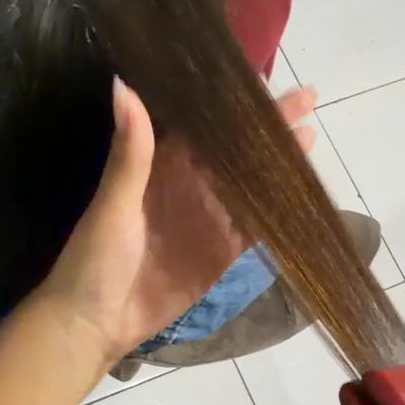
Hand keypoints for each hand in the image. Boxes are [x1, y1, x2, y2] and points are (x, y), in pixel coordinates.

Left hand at [30, 79, 315, 364]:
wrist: (93, 323)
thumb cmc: (94, 258)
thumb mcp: (114, 203)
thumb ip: (131, 151)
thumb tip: (124, 84)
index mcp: (159, 169)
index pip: (203, 128)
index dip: (231, 106)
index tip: (264, 82)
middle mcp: (187, 189)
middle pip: (233, 153)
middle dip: (267, 130)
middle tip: (308, 99)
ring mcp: (205, 222)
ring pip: (249, 187)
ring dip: (277, 167)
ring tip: (311, 137)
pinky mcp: (218, 256)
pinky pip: (252, 229)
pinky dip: (275, 214)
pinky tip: (301, 194)